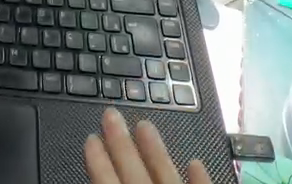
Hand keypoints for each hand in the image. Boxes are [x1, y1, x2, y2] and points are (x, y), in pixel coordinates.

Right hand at [85, 108, 210, 183]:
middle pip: (133, 171)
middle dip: (121, 142)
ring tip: (145, 125)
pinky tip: (196, 162)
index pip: (107, 183)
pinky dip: (200, 178)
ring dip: (155, 150)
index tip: (91, 139)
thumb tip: (95, 177)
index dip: (98, 161)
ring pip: (166, 174)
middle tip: (111, 114)